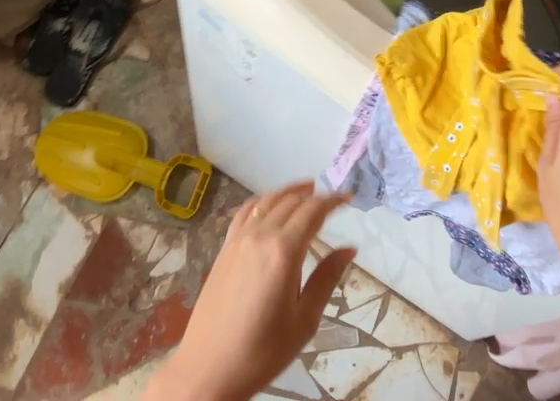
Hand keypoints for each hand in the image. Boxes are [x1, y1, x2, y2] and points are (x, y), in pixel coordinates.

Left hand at [149, 182, 355, 400]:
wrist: (209, 369)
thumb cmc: (263, 351)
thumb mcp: (304, 320)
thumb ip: (327, 278)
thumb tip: (349, 248)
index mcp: (284, 251)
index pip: (313, 211)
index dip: (334, 201)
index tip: (350, 197)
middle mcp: (260, 236)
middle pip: (291, 202)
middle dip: (315, 195)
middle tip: (334, 198)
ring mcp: (238, 239)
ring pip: (267, 201)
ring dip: (289, 192)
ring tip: (308, 190)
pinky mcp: (224, 248)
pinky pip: (246, 212)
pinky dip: (263, 201)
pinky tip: (270, 205)